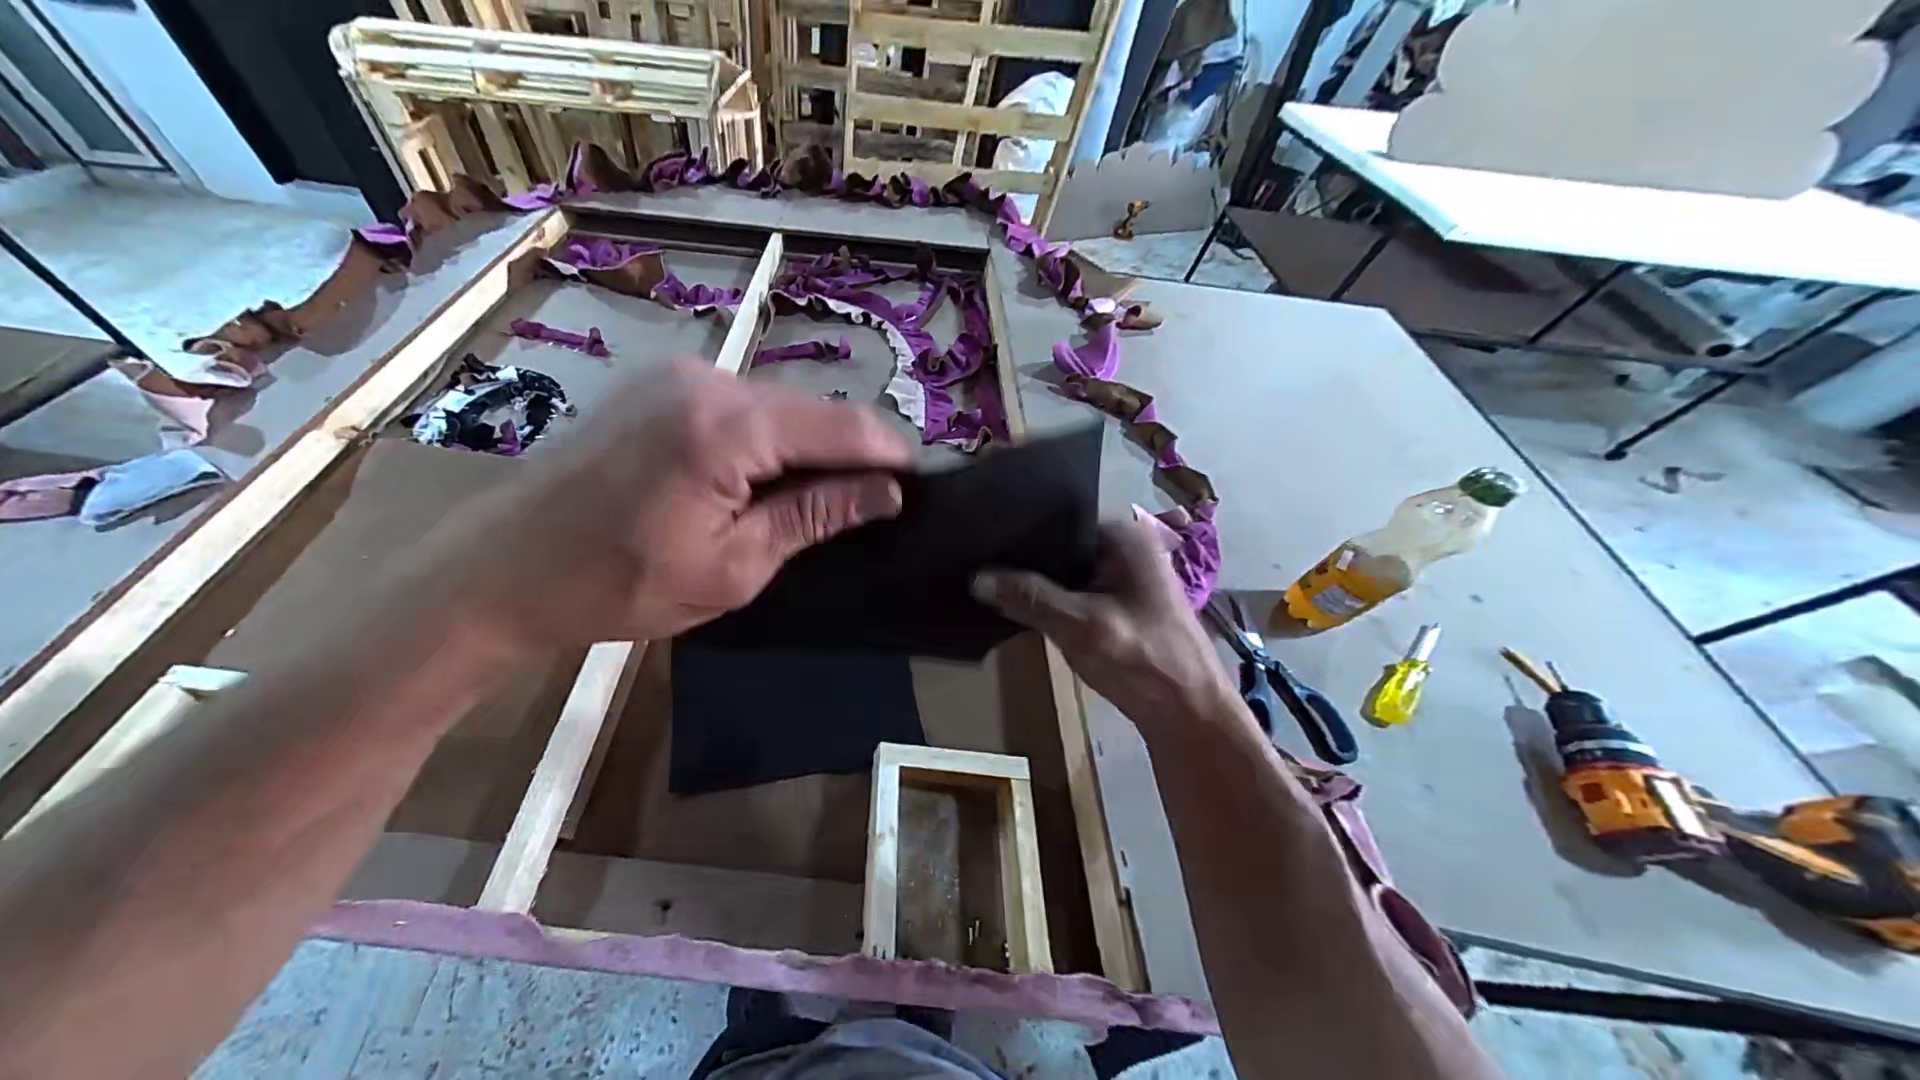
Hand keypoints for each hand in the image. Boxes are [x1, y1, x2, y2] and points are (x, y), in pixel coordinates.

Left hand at [447, 363, 909, 646]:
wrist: (499, 567)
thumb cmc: (617, 584)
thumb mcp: (732, 567)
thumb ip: (814, 516)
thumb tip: (888, 491)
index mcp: (725, 426)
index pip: (842, 425)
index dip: (891, 453)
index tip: (921, 486)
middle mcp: (707, 379)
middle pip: (812, 410)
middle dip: (850, 454)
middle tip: (871, 507)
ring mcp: (679, 375)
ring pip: (779, 407)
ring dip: (808, 449)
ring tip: (818, 501)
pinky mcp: (660, 385)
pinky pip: (742, 406)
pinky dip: (768, 440)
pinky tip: (763, 481)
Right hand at [972, 520, 1240, 740]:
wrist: (1191, 716)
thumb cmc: (1145, 662)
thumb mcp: (1082, 627)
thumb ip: (1030, 598)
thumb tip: (977, 578)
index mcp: (1125, 536)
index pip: (1060, 517)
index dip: (1020, 528)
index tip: (979, 537)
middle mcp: (1124, 547)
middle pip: (1059, 545)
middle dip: (1023, 557)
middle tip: (975, 561)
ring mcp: (1121, 577)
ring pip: (1063, 571)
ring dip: (1035, 581)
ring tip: (986, 579)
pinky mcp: (1115, 605)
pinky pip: (1073, 592)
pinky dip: (1050, 600)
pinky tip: (1017, 606)